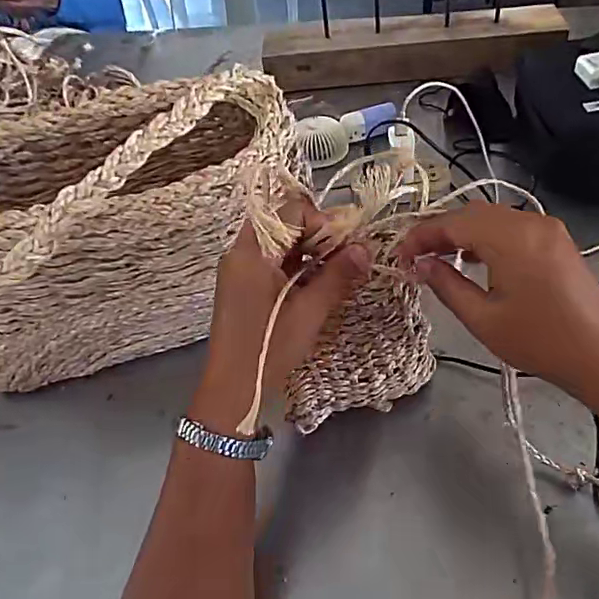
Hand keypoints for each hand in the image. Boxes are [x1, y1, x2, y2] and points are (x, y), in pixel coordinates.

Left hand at [195, 198, 370, 433]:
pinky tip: (314, 286)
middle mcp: (241, 254)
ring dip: (308, 252)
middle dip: (317, 236)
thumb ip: (338, 275)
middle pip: (283, 224)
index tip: (345, 246)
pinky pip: (271, 263)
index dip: (322, 222)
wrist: (233, 388)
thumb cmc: (270, 348)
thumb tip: (365, 248)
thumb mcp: (310, 311)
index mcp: (252, 253)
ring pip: (279, 244)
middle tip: (344, 259)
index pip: (291, 211)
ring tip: (333, 274)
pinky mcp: (241, 288)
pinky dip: (295, 267)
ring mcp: (238, 271)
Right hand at [395, 204, 598, 396]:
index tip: (400, 257)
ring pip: (493, 217)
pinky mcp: (558, 241)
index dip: (421, 236)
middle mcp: (530, 222)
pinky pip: (513, 227)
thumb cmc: (538, 341)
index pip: (453, 222)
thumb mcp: (482, 318)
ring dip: (464, 233)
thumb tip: (421, 265)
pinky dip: (488, 237)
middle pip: (473, 213)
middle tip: (416, 258)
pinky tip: (476, 260)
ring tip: (440, 260)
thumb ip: (447, 285)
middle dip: (440, 231)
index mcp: (510, 237)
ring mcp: (548, 229)